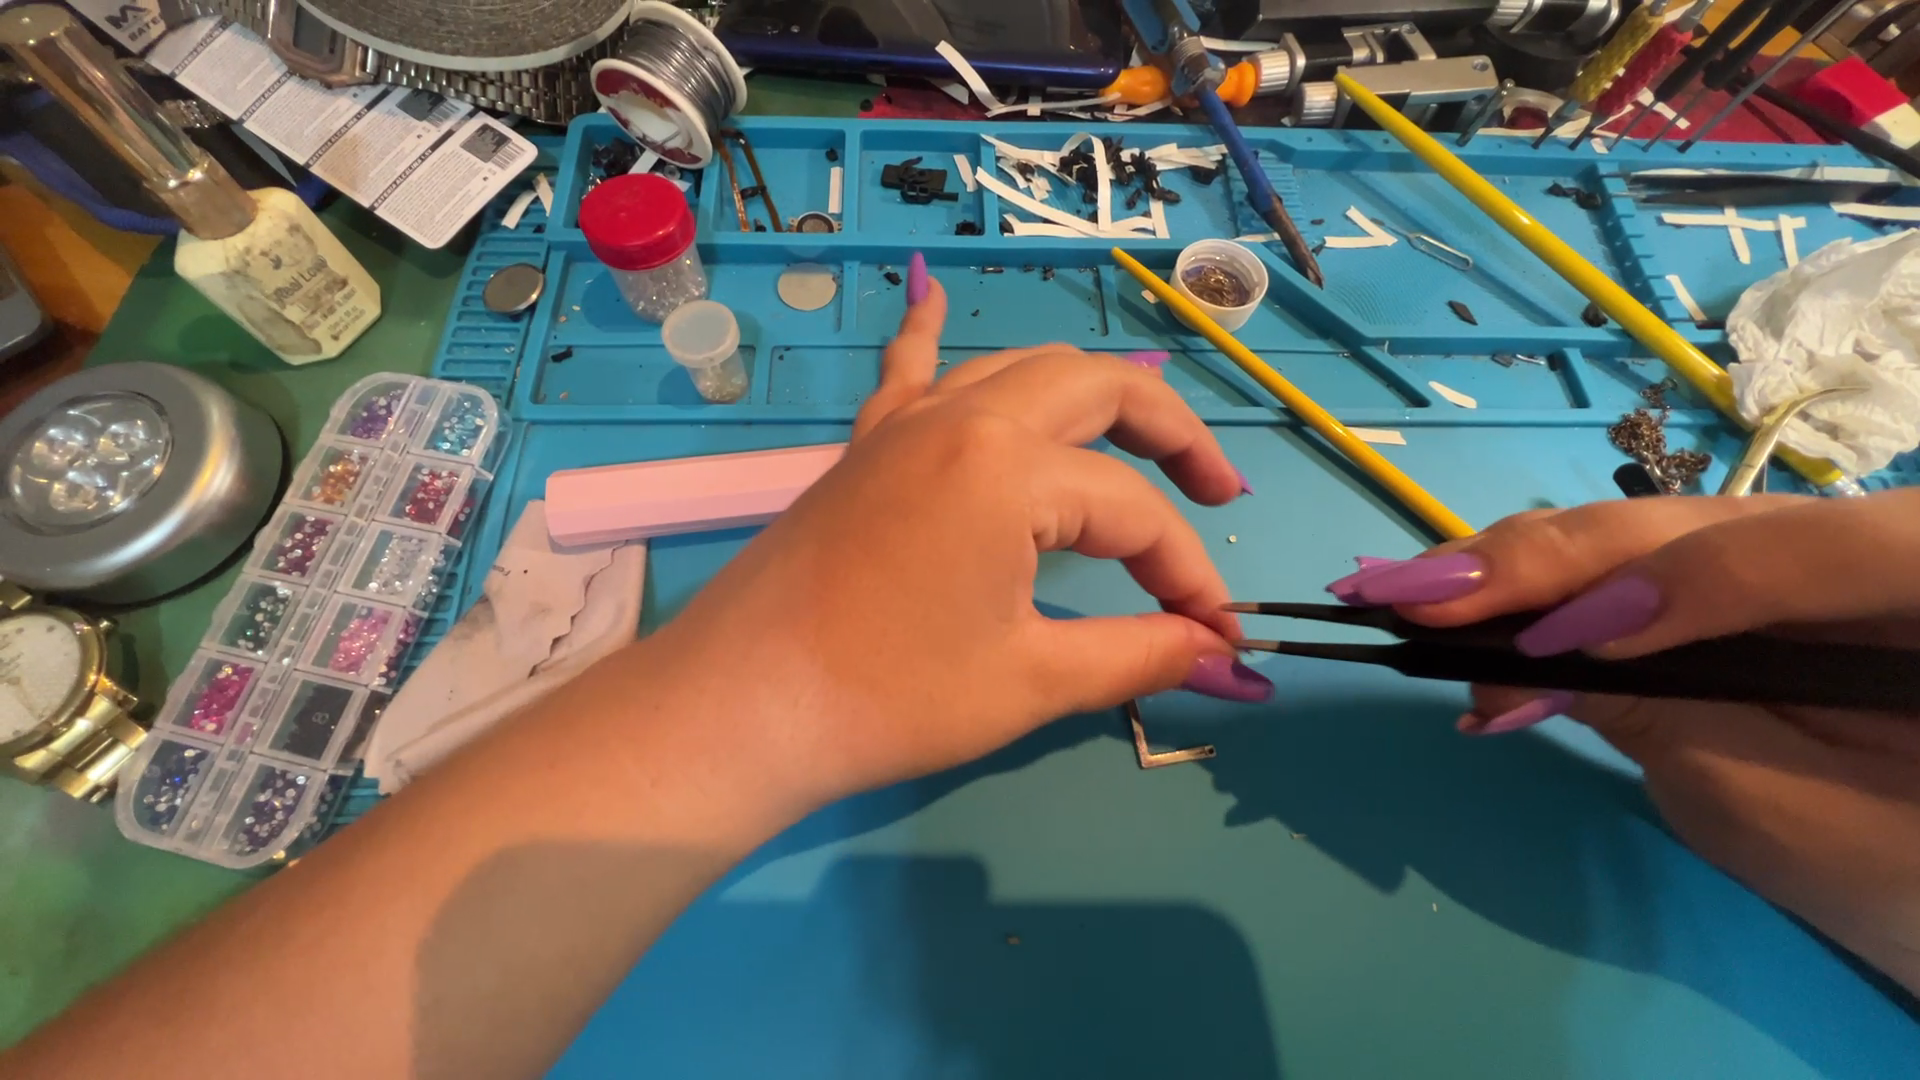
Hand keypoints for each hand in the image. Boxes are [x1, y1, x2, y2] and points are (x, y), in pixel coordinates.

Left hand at [638, 256, 1264, 809]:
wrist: (741, 707)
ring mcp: (905, 423)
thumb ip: (1140, 655)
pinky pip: (907, 370)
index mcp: (1010, 467)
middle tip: (1213, 491)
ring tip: (1129, 439)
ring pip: (1018, 369)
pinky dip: (934, 334)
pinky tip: (936, 296)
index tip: (1215, 634)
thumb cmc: (887, 699)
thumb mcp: (1031, 680)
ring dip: (1087, 394)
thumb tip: (1221, 652)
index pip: (1135, 515)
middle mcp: (963, 417)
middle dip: (1169, 436)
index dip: (1187, 575)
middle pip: (1097, 393)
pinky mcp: (865, 446)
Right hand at [1331, 490, 1919, 994]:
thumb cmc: (1890, 873)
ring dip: (1508, 567)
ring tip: (1408, 592)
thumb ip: (1662, 720)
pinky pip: (1610, 564)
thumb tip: (1514, 664)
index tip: (1550, 647)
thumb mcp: (1780, 810)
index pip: (1799, 553)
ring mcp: (1775, 548)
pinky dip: (1526, 590)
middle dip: (1537, 560)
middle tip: (1413, 592)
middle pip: (1677, 523)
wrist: (1916, 865)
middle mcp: (1853, 540)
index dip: (1675, 585)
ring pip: (1626, 532)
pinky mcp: (1713, 571)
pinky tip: (1454, 608)